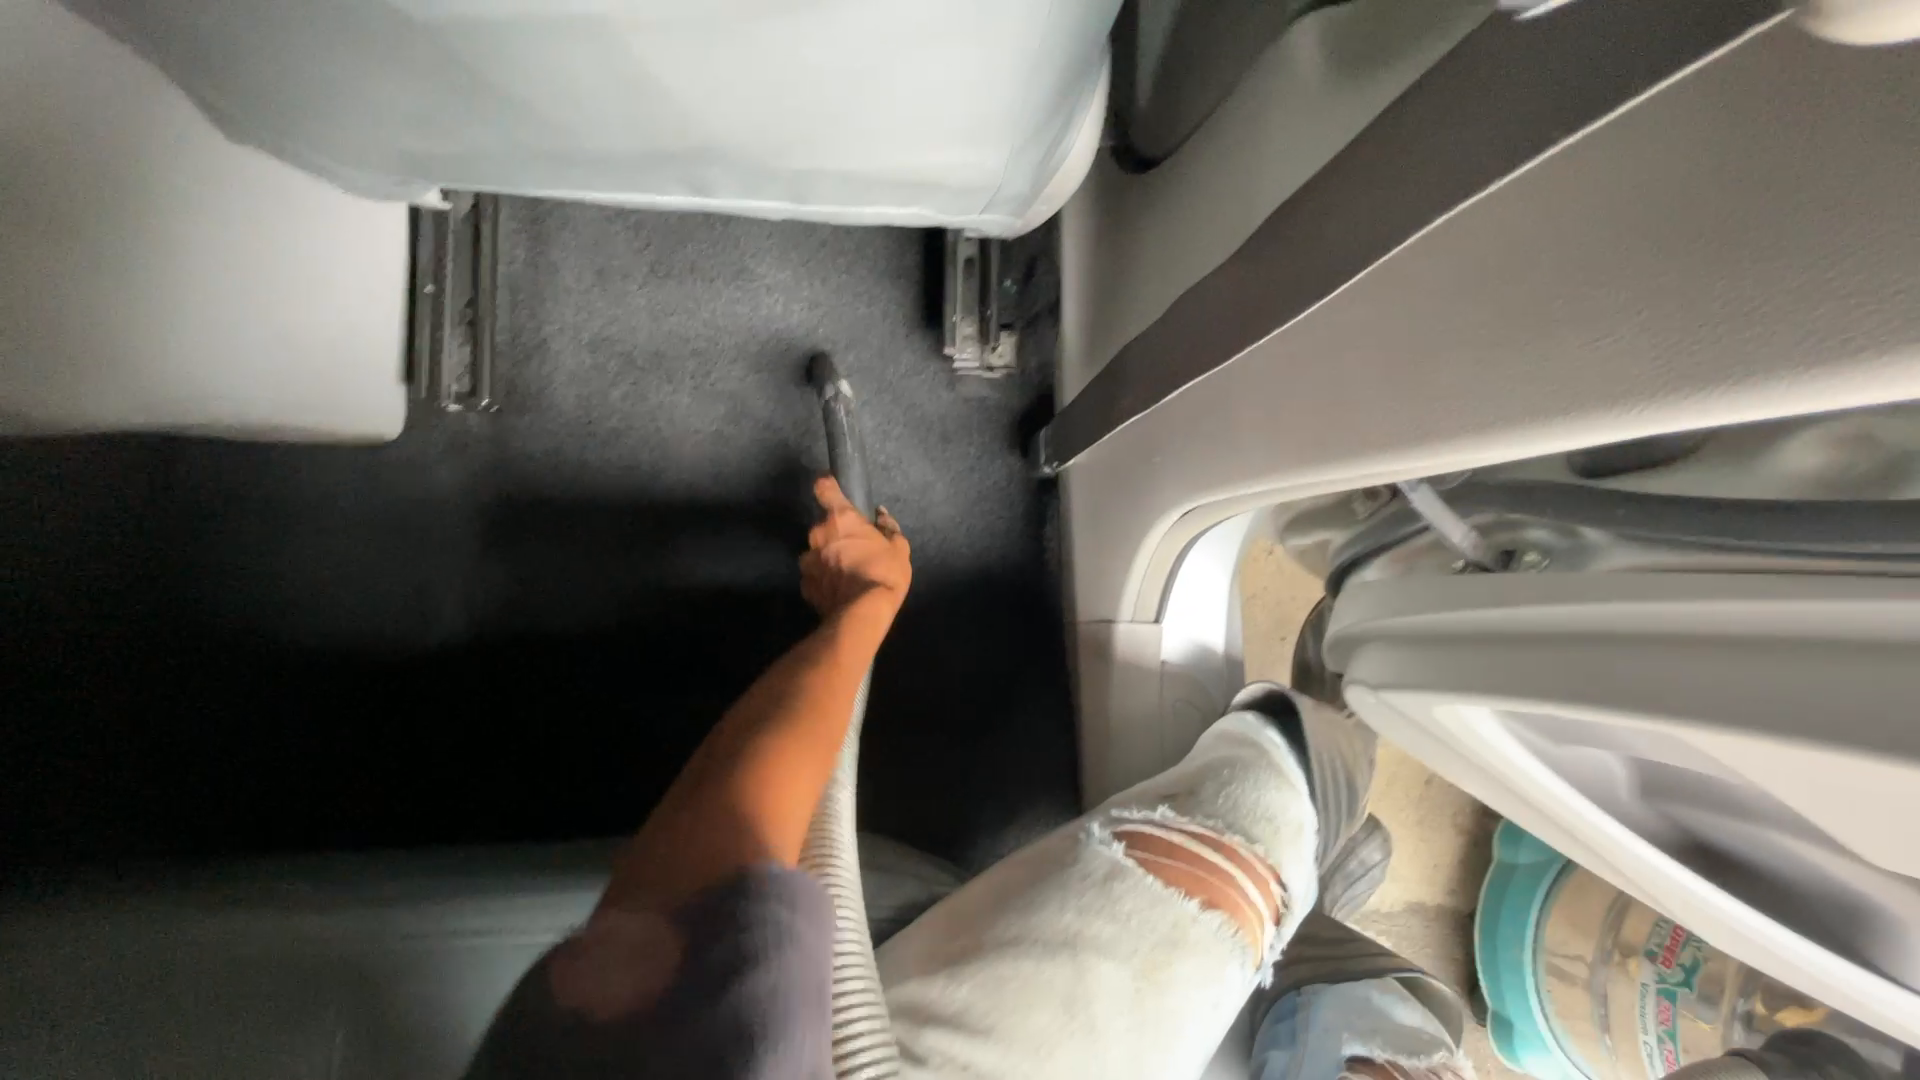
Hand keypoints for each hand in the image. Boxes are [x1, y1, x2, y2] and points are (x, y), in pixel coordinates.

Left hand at [799, 476, 910, 621]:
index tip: (833, 490)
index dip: (828, 487)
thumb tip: (881, 516)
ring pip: (816, 553)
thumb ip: (889, 529)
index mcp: (841, 519)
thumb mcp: (899, 549)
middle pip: (823, 527)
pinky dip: (824, 580)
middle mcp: (818, 535)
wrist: (863, 613)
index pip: (824, 488)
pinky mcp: (805, 586)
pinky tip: (838, 589)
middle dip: (835, 536)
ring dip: (827, 558)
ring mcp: (808, 561)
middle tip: (853, 549)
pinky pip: (814, 577)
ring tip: (845, 574)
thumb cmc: (884, 573)